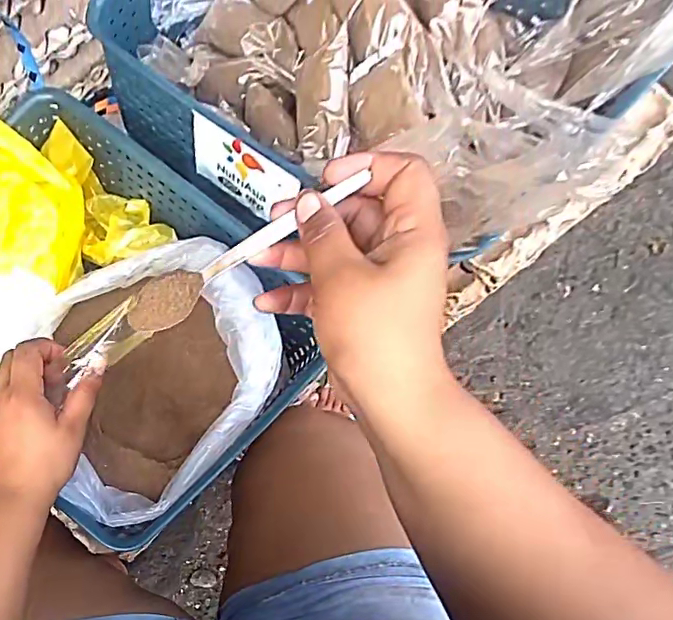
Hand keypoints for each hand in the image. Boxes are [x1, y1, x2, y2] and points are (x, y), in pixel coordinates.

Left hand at [0, 338, 100, 509]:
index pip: (27, 350)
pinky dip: (19, 388)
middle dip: (37, 356)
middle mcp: (2, 395)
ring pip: (6, 373)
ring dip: (28, 372)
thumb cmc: (48, 464)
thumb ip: (84, 394)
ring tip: (51, 394)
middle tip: (59, 375)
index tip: (66, 360)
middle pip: (13, 356)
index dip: (48, 347)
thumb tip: (97, 367)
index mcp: (22, 393)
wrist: (18, 493)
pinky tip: (38, 410)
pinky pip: (3, 391)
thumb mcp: (73, 428)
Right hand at [251, 152, 453, 417]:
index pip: (401, 174)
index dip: (365, 167)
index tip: (325, 180)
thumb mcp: (341, 278)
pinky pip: (328, 287)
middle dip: (312, 217)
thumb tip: (308, 205)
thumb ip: (322, 235)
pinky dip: (299, 291)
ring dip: (296, 254)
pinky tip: (270, 300)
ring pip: (335, 252)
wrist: (390, 399)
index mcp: (412, 232)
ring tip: (260, 255)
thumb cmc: (380, 341)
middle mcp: (399, 251)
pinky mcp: (359, 308)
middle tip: (277, 219)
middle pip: (356, 215)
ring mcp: (378, 281)